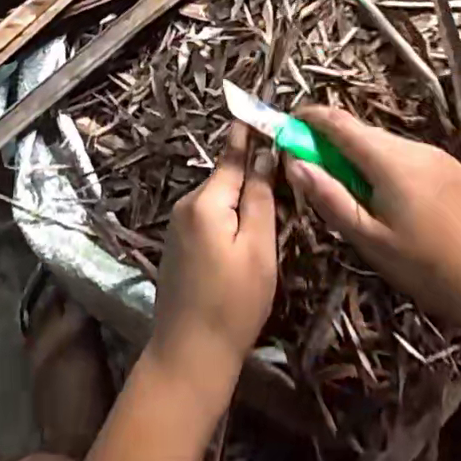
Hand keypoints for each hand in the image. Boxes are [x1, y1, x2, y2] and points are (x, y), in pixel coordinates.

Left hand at [149, 123, 277, 377]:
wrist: (189, 352)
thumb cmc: (234, 302)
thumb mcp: (258, 249)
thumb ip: (261, 199)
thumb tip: (265, 157)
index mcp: (207, 201)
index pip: (232, 156)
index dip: (247, 133)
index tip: (256, 108)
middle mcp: (187, 204)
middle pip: (226, 178)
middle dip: (251, 173)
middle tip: (282, 166)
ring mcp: (178, 224)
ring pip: (218, 199)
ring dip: (241, 198)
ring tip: (271, 207)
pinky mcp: (178, 243)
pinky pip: (208, 216)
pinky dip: (228, 216)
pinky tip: (244, 235)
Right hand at [283, 105, 460, 324]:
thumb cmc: (427, 268)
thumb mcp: (369, 238)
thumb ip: (329, 197)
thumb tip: (294, 163)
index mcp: (389, 161)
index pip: (337, 122)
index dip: (309, 118)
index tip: (289, 127)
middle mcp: (412, 147)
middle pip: (360, 131)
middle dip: (331, 143)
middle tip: (315, 172)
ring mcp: (434, 155)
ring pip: (382, 143)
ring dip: (357, 156)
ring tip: (353, 195)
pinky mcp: (450, 168)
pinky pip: (403, 155)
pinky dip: (382, 165)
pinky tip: (387, 200)